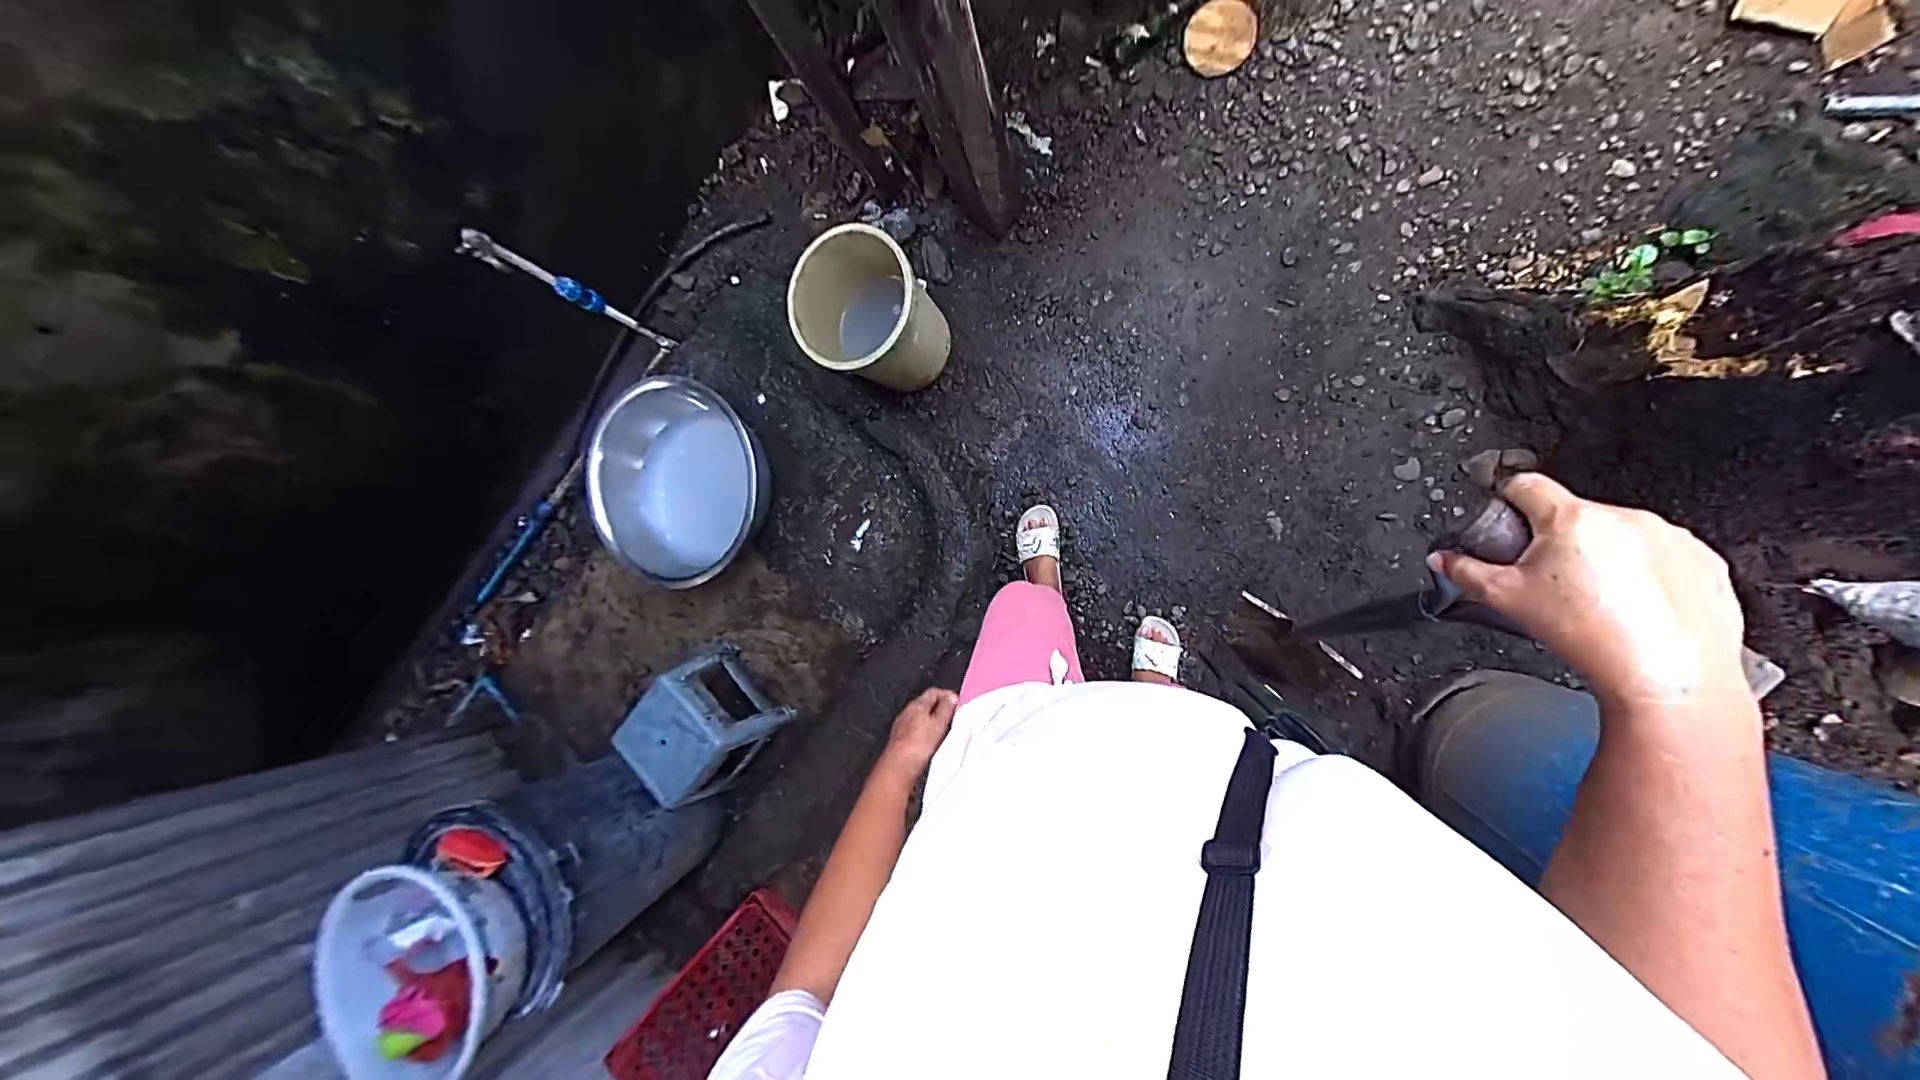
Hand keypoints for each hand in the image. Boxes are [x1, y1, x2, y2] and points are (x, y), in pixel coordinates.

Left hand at [877, 688, 956, 780]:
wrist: (899, 765)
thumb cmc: (920, 743)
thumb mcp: (939, 723)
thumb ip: (946, 708)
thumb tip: (951, 697)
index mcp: (917, 704)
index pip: (934, 692)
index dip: (947, 695)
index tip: (957, 702)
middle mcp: (907, 711)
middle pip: (925, 703)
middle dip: (939, 706)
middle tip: (952, 714)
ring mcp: (901, 724)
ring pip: (919, 716)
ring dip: (931, 718)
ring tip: (943, 728)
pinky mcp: (899, 738)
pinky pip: (914, 728)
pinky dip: (923, 729)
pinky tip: (929, 740)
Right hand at [1429, 474, 1749, 711]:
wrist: (1666, 675)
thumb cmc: (1591, 636)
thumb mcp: (1504, 598)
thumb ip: (1464, 570)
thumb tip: (1444, 559)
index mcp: (1572, 519)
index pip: (1525, 485)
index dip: (1505, 497)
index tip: (1503, 516)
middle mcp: (1625, 519)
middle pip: (1570, 514)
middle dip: (1552, 538)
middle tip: (1543, 576)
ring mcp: (1670, 538)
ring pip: (1614, 533)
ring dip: (1597, 554)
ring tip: (1589, 596)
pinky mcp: (1702, 561)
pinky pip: (1658, 554)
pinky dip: (1639, 572)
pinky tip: (1626, 604)